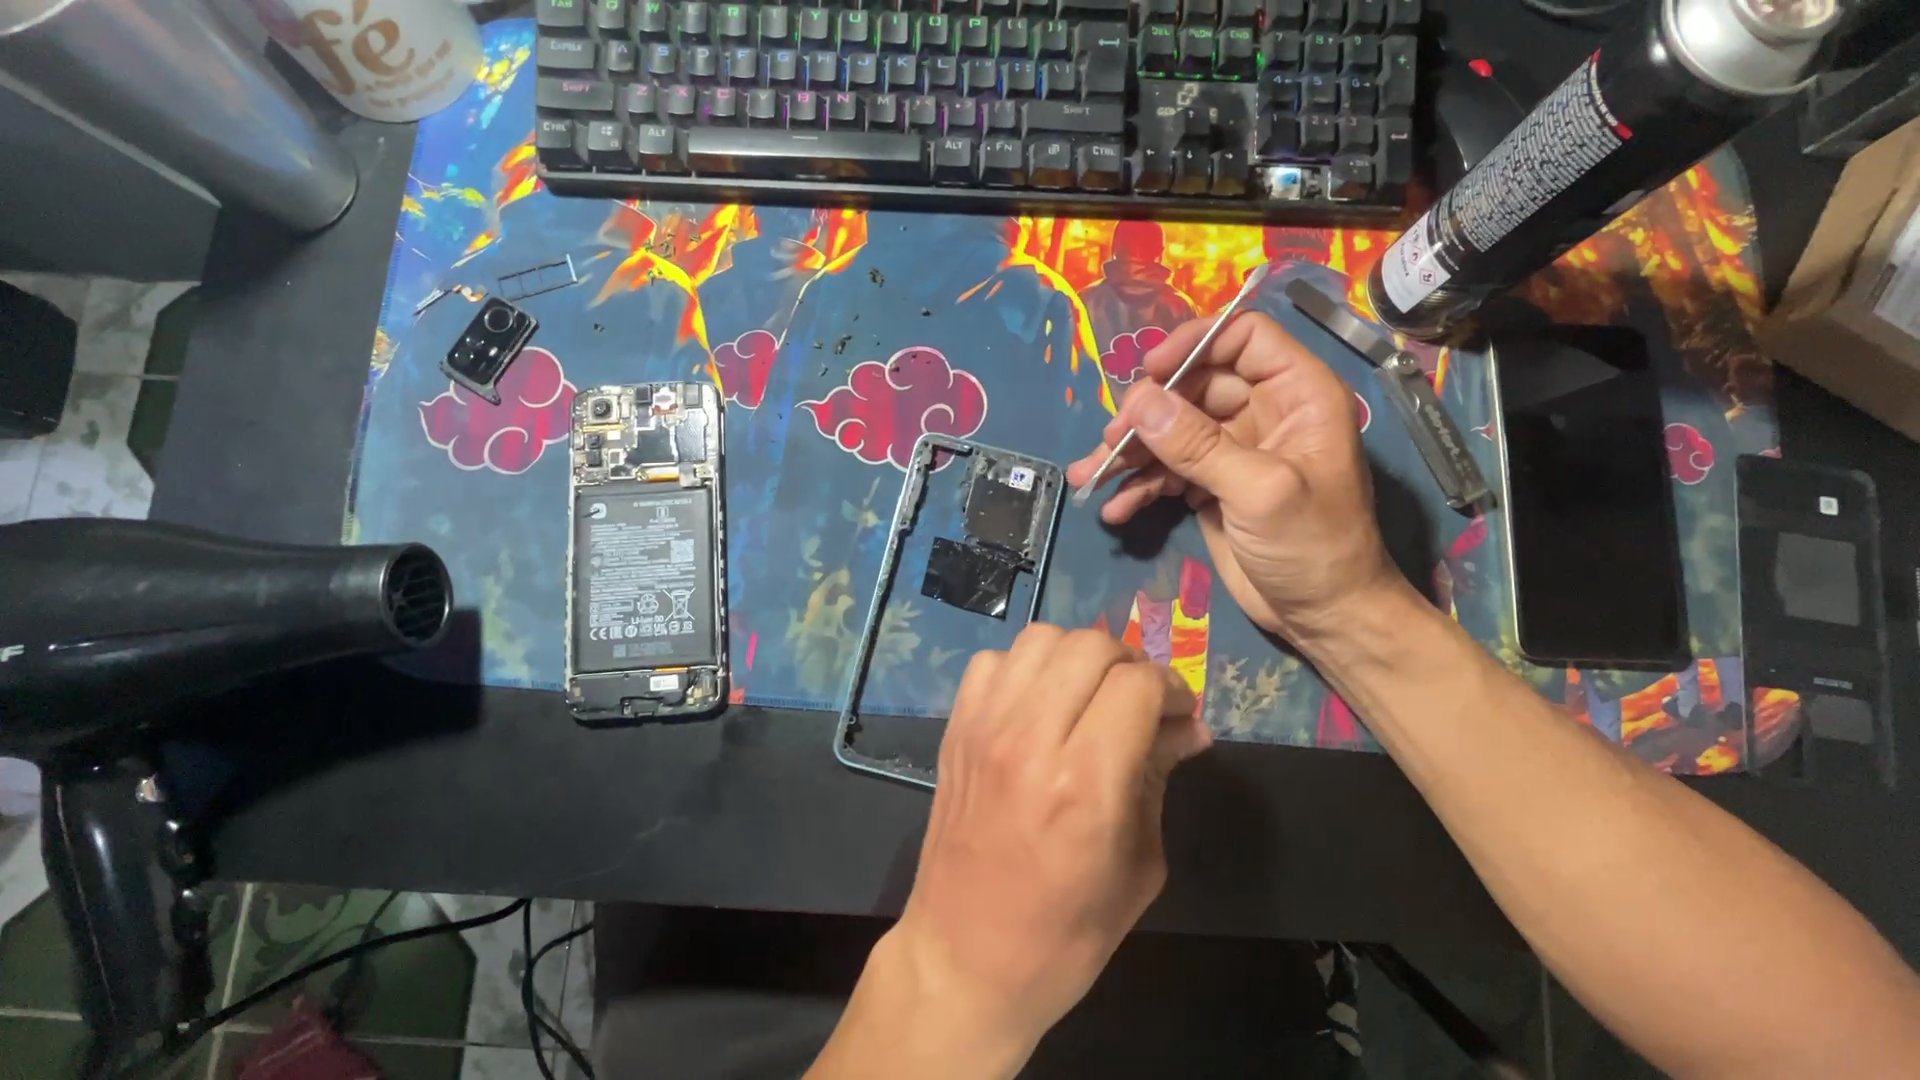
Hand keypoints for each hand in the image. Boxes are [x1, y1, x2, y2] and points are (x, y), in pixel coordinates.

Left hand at [878, 626, 1208, 1071]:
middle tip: (1142, 703)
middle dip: (1131, 664)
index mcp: (1085, 781)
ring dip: (1078, 656)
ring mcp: (984, 728)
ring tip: (1092, 695)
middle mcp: (1029, 738)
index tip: (1179, 715)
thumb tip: (1188, 729)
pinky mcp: (955, 729)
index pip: (1137, 683)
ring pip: (1040, 638)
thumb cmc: (1067, 933)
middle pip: (1090, 645)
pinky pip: (993, 660)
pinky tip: (1040, 703)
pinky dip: (1025, 667)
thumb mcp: (1140, 864)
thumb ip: (1159, 779)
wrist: (967, 957)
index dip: (1172, 688)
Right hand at [1066, 310, 1402, 644]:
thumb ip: (1198, 445)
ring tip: (1090, 476)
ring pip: (1171, 430)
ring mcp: (1233, 450)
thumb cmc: (1313, 546)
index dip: (1194, 344)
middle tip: (1112, 440)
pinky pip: (1165, 471)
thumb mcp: (1259, 491)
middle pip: (1193, 385)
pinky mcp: (1210, 486)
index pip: (1243, 339)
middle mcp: (1264, 412)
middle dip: (1148, 411)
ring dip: (1130, 453)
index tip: (1149, 372)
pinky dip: (1138, 487)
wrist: (1323, 616)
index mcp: (1297, 395)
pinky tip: (1115, 508)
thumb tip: (1140, 402)